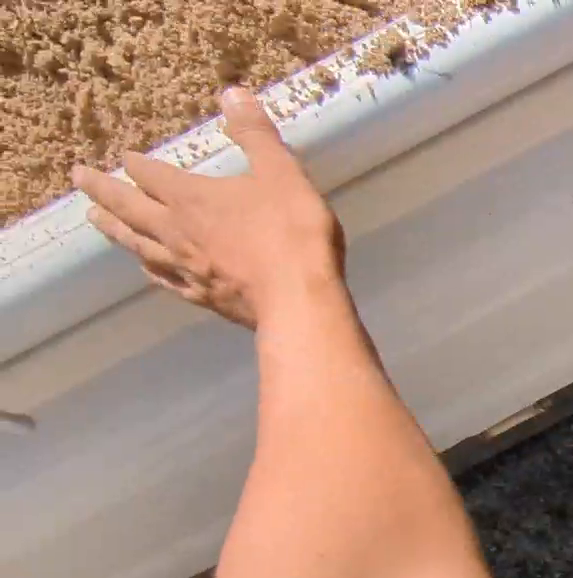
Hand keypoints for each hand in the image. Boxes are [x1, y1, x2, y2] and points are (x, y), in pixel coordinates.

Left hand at [73, 87, 345, 330]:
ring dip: (115, 229)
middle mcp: (176, 229)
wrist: (301, 299)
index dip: (139, 164)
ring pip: (138, 243)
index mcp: (191, 197)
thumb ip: (257, 137)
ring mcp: (187, 266)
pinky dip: (152, 271)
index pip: (151, 174)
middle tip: (80, 180)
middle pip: (129, 206)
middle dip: (104, 191)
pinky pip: (167, 280)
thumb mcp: (284, 177)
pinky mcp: (205, 296)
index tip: (128, 158)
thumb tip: (234, 92)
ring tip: (97, 221)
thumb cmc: (293, 235)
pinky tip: (148, 270)